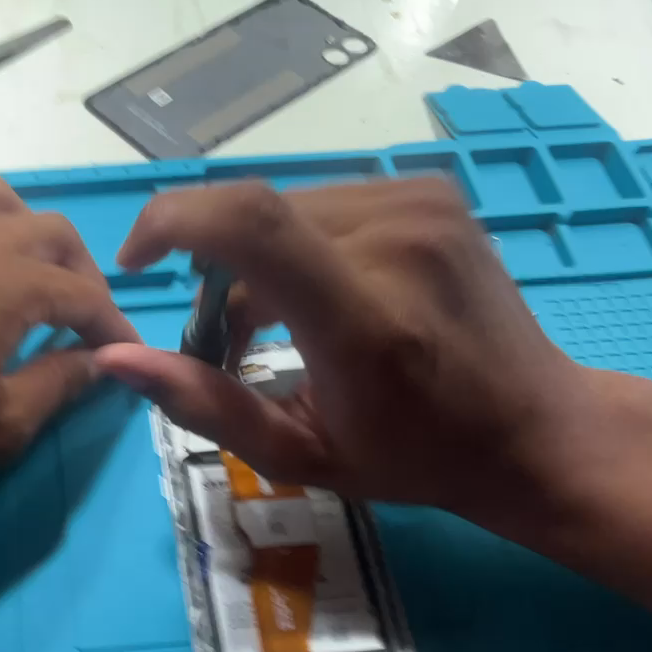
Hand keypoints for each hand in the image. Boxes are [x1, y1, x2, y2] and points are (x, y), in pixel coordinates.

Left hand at [0, 177, 139, 511]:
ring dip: (26, 236)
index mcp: (6, 281)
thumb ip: (57, 386)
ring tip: (27, 287)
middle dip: (80, 273)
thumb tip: (97, 363)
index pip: (83, 292)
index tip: (125, 359)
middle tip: (82, 326)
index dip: (112, 326)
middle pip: (47, 231)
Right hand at [95, 179, 604, 518]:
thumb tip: (116, 360)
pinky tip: (311, 299)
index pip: (247, 223)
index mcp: (363, 316)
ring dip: (251, 261)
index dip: (171, 222)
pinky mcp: (431, 193)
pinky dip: (293, 246)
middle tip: (214, 339)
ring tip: (268, 330)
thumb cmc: (413, 458)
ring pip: (285, 208)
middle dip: (209, 268)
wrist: (536, 429)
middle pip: (253, 214)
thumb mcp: (297, 456)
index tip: (136, 262)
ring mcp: (422, 203)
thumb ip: (204, 405)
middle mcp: (396, 236)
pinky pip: (324, 204)